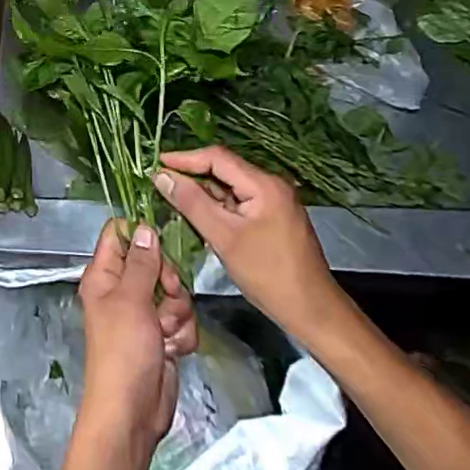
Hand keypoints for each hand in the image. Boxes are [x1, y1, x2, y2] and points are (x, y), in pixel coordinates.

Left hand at [77, 219, 194, 449]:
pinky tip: (171, 350)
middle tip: (165, 297)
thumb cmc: (123, 351)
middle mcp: (122, 290)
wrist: (133, 409)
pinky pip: (182, 321)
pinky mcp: (162, 335)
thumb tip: (144, 228)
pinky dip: (181, 335)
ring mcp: (143, 313)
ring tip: (164, 332)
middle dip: (168, 282)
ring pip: (173, 294)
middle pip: (155, 263)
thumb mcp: (130, 299)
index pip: (119, 235)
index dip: (141, 237)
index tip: (160, 247)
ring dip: (177, 313)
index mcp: (103, 275)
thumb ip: (141, 262)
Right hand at [153, 147, 349, 343]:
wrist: (313, 311)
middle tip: (160, 183)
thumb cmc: (268, 274)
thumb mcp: (223, 237)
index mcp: (264, 185)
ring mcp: (275, 202)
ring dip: (203, 192)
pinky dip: (217, 206)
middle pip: (224, 170)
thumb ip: (191, 202)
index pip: (217, 158)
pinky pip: (239, 202)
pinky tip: (199, 217)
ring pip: (230, 187)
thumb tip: (161, 176)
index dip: (184, 158)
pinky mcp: (274, 218)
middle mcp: (272, 186)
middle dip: (191, 175)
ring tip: (172, 199)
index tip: (156, 165)